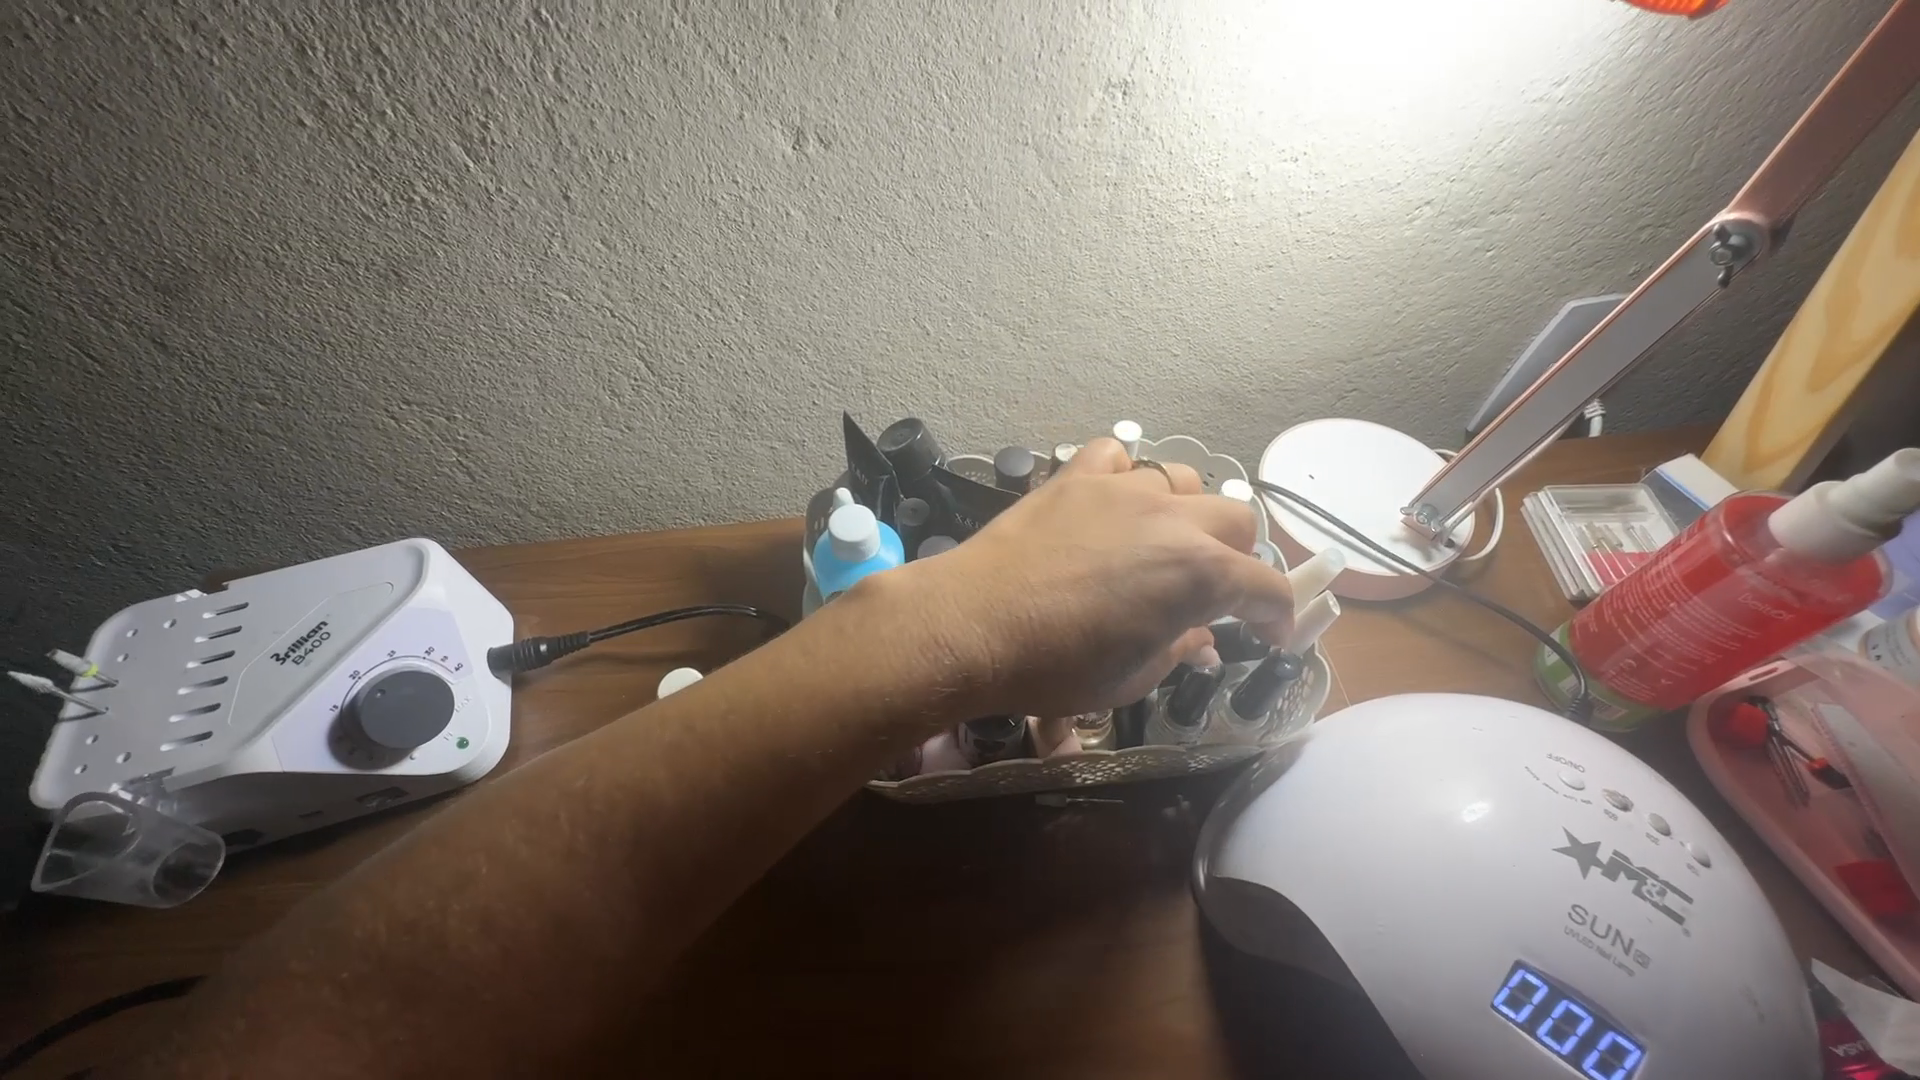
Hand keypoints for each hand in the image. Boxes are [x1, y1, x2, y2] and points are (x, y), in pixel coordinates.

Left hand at [879, 438, 1294, 719]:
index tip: (1270, 635)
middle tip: (1213, 592)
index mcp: (1199, 574)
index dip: (1278, 615)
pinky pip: (1116, 454)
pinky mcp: (1074, 477)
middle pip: (1237, 520)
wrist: (971, 626)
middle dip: (1239, 558)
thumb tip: (1201, 639)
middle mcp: (1171, 519)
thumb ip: (1178, 649)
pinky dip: (1126, 475)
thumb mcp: (1130, 678)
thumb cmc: (1053, 667)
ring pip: (1182, 480)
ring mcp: (1121, 490)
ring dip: (1187, 512)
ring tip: (1163, 542)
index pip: (1267, 587)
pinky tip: (1114, 501)